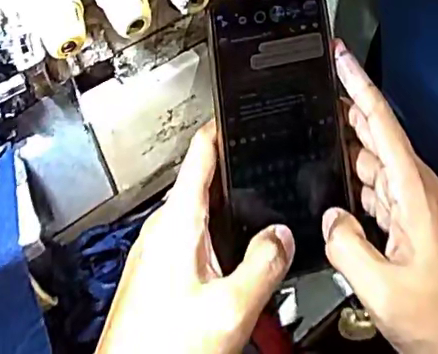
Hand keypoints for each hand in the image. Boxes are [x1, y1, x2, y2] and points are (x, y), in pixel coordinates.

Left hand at [97, 121, 293, 353]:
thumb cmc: (159, 352)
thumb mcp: (229, 309)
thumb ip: (263, 264)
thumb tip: (282, 235)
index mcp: (177, 221)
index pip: (201, 150)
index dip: (223, 124)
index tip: (239, 109)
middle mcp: (162, 230)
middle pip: (204, 181)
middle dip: (236, 173)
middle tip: (268, 164)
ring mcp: (155, 253)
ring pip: (200, 214)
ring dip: (229, 212)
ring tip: (260, 215)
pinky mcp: (155, 277)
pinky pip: (192, 240)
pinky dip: (217, 239)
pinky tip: (235, 265)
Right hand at [321, 41, 437, 353]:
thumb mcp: (386, 290)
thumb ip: (347, 248)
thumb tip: (329, 219)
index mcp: (412, 187)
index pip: (380, 117)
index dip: (358, 80)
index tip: (340, 54)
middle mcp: (414, 187)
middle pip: (373, 133)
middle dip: (344, 106)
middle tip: (315, 86)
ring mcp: (414, 205)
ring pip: (372, 163)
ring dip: (346, 147)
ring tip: (316, 133)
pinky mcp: (412, 224)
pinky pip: (376, 191)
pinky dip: (354, 182)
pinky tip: (337, 188)